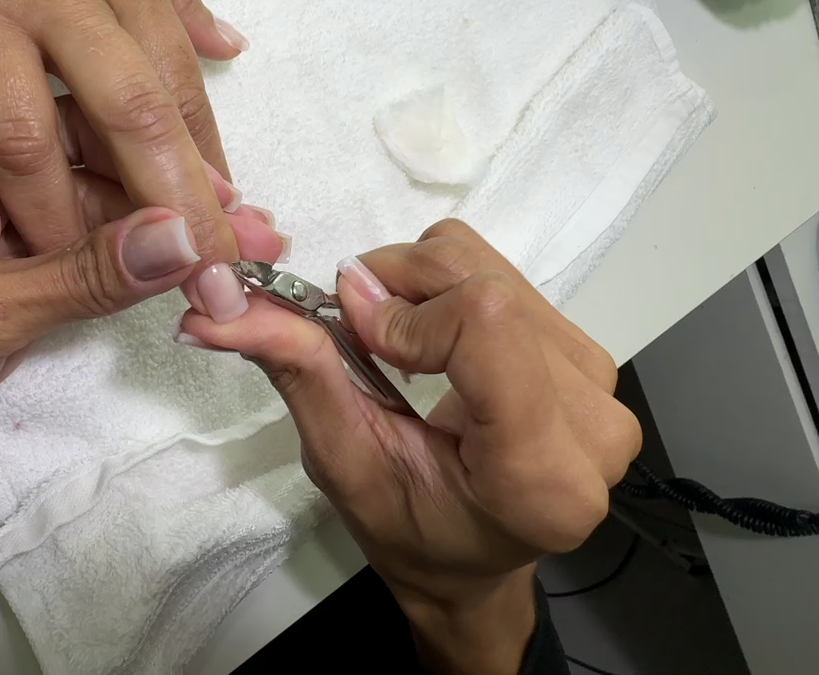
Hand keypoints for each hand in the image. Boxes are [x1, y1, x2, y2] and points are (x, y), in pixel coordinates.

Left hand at [0, 148, 281, 640]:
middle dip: (175, 203)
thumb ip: (78, 272)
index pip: (72, 136)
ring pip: (92, 234)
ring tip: (240, 253)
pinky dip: (128, 279)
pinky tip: (177, 277)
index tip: (231, 189)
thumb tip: (185, 233)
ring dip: (161, 244)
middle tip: (256, 226)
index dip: (155, 158)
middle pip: (93, 184)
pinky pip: (76, 278)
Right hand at [178, 221, 640, 674]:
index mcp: (539, 475)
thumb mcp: (340, 462)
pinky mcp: (587, 353)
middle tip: (358, 334)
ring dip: (416, 282)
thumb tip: (220, 308)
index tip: (353, 332)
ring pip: (484, 263)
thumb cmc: (408, 529)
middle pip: (478, 282)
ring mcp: (598, 382)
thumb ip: (296, 372)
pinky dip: (444, 282)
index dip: (401, 311)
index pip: (484, 322)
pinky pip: (500, 268)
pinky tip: (433, 332)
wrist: (470, 556)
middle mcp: (593, 423)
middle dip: (396, 288)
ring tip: (395, 338)